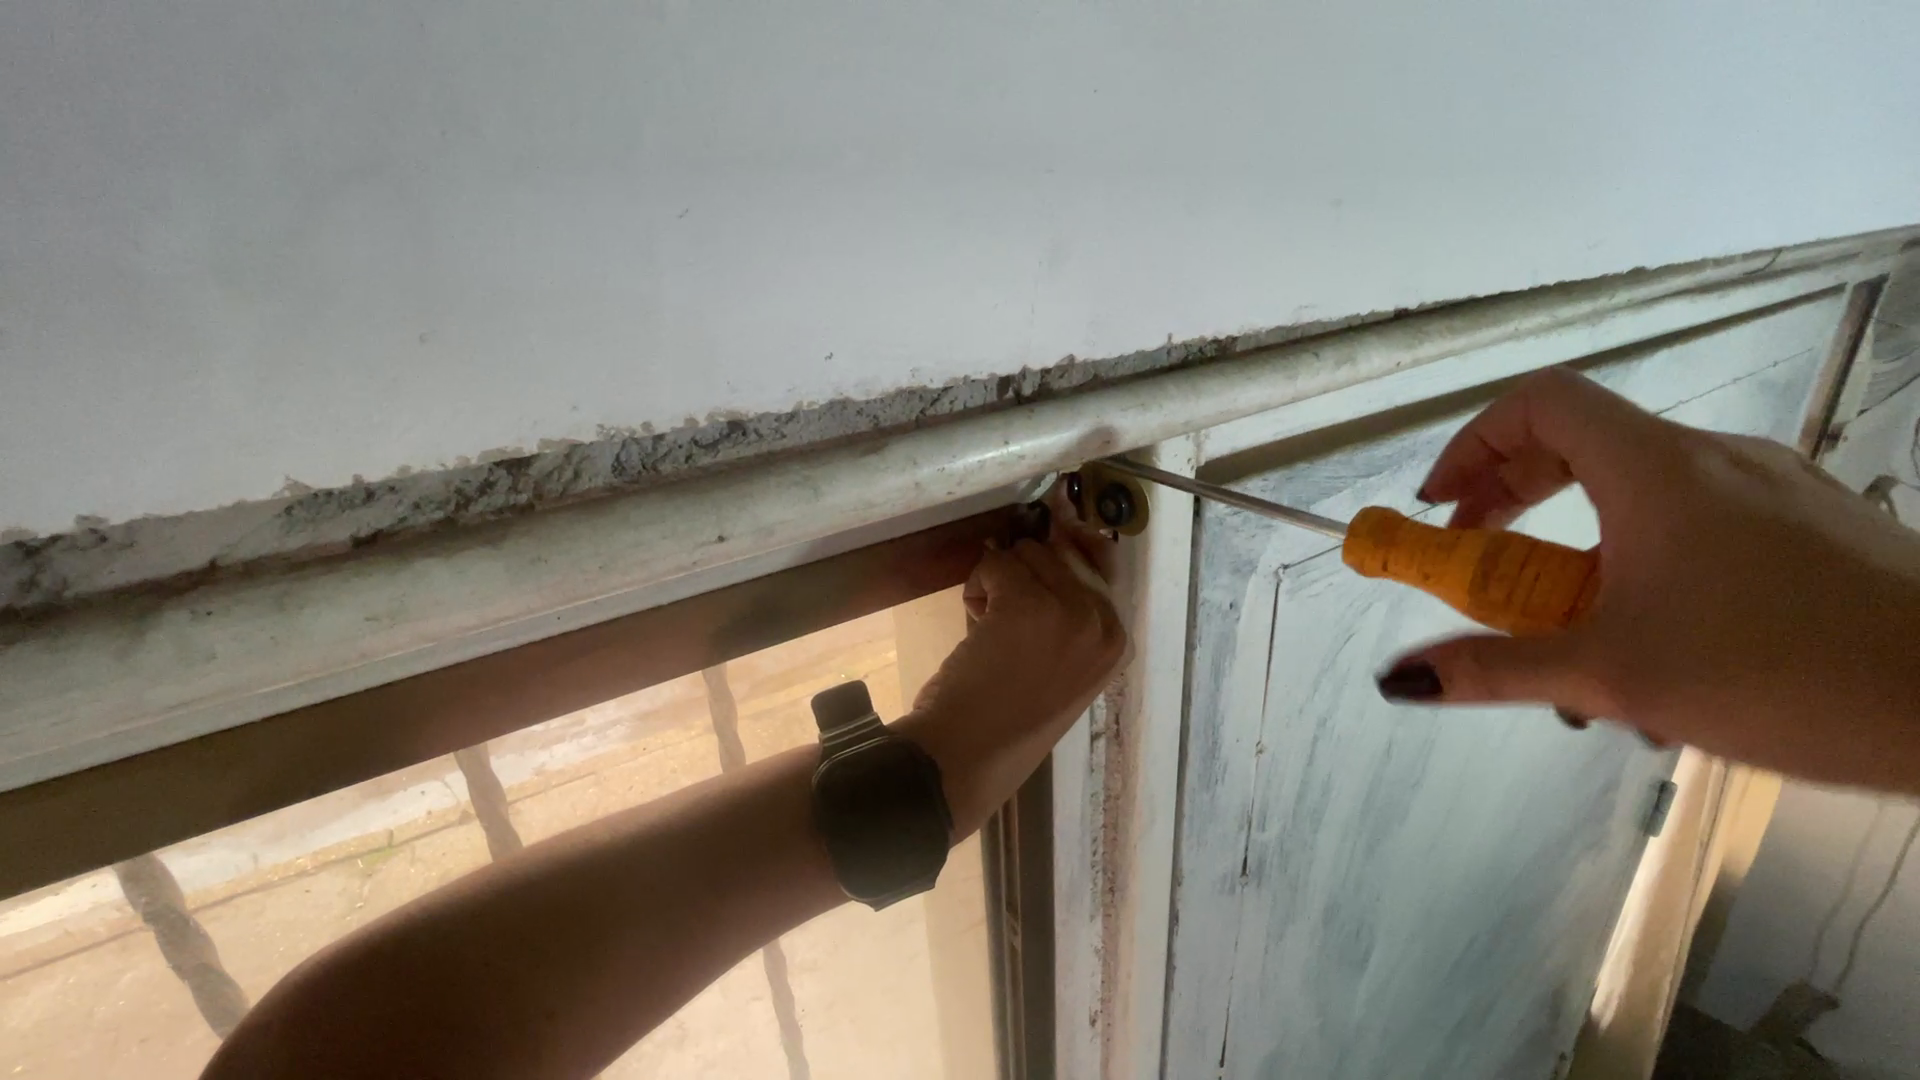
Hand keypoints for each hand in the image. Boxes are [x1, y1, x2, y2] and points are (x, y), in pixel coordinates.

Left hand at [898, 482, 1128, 833]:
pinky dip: (977, 586)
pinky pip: (996, 562)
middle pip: (1058, 553)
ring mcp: (1069, 611)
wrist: (968, 756)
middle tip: (1002, 621)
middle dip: (1024, 576)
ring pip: (1025, 553)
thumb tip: (1044, 542)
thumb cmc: (1007, 718)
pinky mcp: (1027, 604)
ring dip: (998, 582)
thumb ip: (1064, 612)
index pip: (1100, 562)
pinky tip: (974, 627)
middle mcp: (1103, 621)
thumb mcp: (1058, 664)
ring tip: (989, 630)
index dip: (1064, 552)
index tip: (1047, 545)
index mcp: (1116, 639)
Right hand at [1379, 367, 1919, 792]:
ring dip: (1566, 533)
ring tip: (1554, 611)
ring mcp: (1767, 488)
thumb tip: (1400, 680)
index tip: (1440, 505)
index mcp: (1656, 471)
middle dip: (1504, 494)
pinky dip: (1628, 549)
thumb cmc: (1787, 674)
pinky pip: (1686, 516)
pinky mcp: (1807, 525)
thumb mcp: (1616, 675)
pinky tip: (1641, 624)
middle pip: (1574, 439)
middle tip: (1472, 554)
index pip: (1540, 402)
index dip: (1473, 443)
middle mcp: (1710, 459)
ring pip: (1631, 486)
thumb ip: (1496, 669)